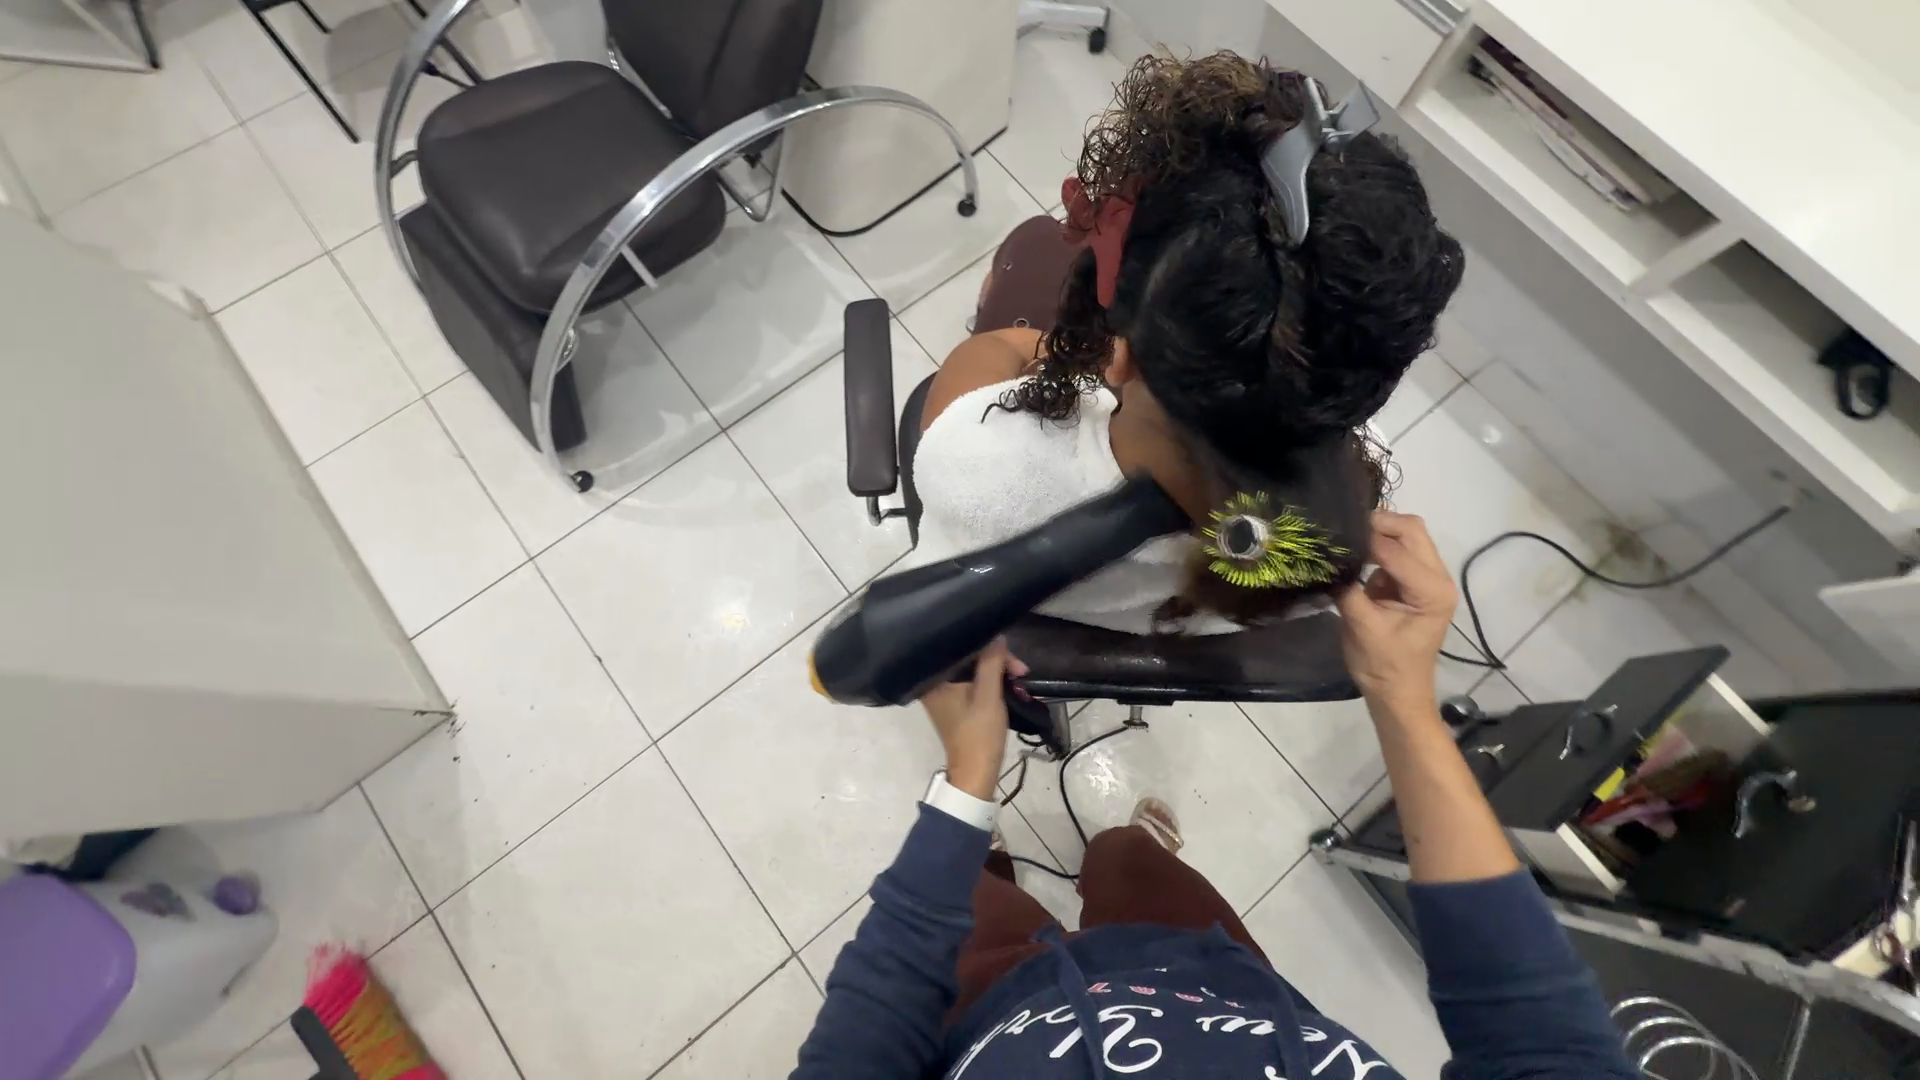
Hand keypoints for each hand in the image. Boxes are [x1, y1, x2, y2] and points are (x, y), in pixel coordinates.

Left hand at [918, 640, 1027, 799]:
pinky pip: (974, 685)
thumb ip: (991, 662)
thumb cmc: (978, 734)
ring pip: (974, 672)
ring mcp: (945, 695)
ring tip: (1020, 682)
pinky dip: (992, 685)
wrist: (976, 773)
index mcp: (935, 679)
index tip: (1013, 660)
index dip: (989, 648)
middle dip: (998, 663)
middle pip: (969, 660)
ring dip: (999, 674)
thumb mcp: (988, 695)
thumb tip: (997, 636)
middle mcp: (935, 683)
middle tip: (1021, 672)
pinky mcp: (955, 704)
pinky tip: (1011, 687)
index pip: (961, 648)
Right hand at [1335, 512, 1458, 706]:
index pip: (1396, 550)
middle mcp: (1438, 579)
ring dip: (1379, 533)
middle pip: (1412, 530)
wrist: (1396, 691)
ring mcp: (1428, 579)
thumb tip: (1328, 559)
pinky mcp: (1413, 582)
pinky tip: (1354, 556)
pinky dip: (1377, 546)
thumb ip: (1348, 588)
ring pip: (1407, 536)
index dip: (1364, 540)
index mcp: (1432, 591)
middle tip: (1341, 528)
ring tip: (1345, 540)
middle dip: (1378, 523)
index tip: (1330, 535)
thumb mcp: (1361, 626)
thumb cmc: (1382, 664)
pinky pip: (1397, 550)